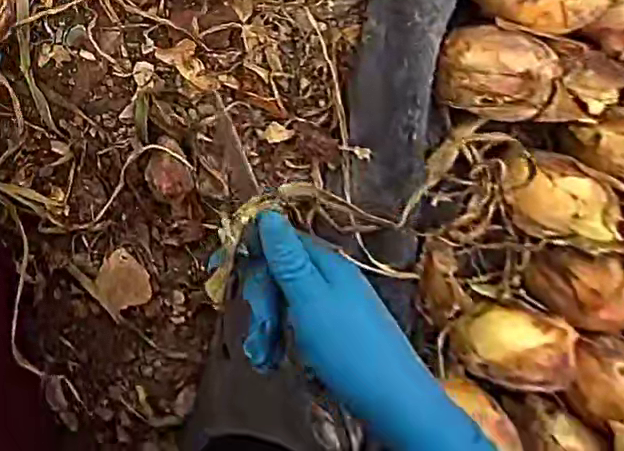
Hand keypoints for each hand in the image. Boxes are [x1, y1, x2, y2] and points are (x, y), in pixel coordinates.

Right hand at [236, 211, 493, 450]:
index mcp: (325, 262)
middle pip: (280, 270)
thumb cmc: (351, 352)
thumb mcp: (309, 300)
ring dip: (269, 324)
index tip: (218, 269)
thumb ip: (287, 257)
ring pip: (288, 300)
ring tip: (265, 356)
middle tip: (255, 331)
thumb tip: (267, 210)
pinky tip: (282, 360)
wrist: (404, 412)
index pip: (277, 238)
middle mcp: (332, 277)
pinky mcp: (341, 332)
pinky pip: (301, 323)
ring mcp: (339, 305)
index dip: (246, 250)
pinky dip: (286, 339)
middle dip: (259, 298)